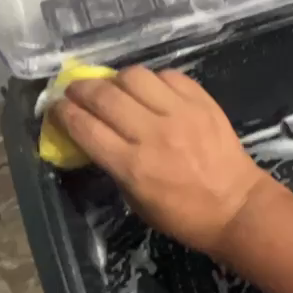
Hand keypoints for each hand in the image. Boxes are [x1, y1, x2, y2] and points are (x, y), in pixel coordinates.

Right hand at [53, 67, 283, 254]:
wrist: (237, 207)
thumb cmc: (183, 216)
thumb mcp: (136, 200)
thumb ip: (113, 165)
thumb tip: (93, 136)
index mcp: (132, 165)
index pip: (84, 127)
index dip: (62, 113)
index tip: (56, 108)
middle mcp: (152, 133)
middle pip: (103, 96)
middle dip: (80, 90)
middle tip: (75, 92)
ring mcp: (180, 113)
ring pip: (133, 76)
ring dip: (115, 80)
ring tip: (114, 89)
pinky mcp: (202, 101)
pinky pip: (167, 76)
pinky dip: (152, 81)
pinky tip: (150, 92)